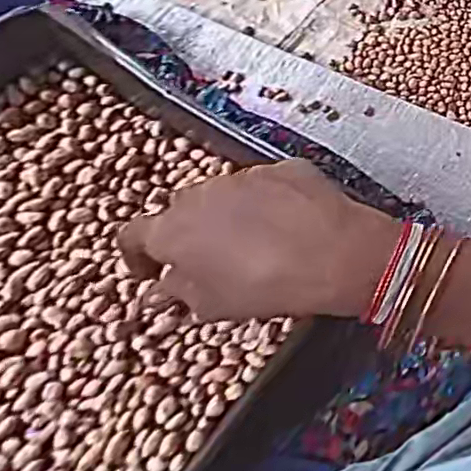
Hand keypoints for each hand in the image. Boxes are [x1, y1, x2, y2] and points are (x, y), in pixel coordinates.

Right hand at [117, 159, 399, 321]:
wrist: (335, 253)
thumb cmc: (267, 286)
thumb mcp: (212, 305)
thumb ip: (180, 290)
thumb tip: (165, 286)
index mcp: (173, 229)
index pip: (134, 235)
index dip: (139, 256)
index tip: (152, 272)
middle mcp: (205, 192)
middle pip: (183, 207)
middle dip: (190, 230)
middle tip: (209, 257)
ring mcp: (248, 174)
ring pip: (227, 191)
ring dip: (231, 212)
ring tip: (256, 240)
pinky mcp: (287, 166)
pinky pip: (268, 182)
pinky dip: (271, 199)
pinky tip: (289, 221)